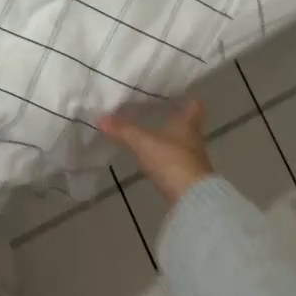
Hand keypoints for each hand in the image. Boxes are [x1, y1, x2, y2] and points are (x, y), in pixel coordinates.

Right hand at [99, 99, 215, 204]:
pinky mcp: (189, 179)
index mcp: (188, 125)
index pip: (195, 106)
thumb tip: (100, 117)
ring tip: (151, 137)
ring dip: (169, 141)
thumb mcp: (143, 143)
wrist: (192, 199)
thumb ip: (123, 130)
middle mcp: (194, 140)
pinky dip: (167, 160)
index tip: (178, 95)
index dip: (188, 100)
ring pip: (182, 145)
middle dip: (175, 121)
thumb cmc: (171, 161)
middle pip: (188, 126)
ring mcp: (193, 161)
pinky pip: (177, 163)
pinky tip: (155, 162)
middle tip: (158, 114)